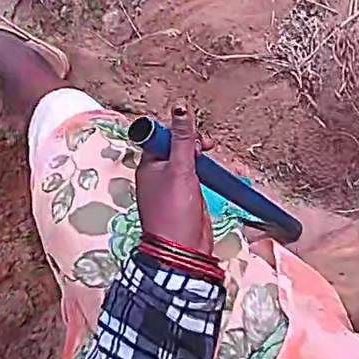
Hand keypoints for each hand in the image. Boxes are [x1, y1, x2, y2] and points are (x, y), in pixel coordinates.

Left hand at [135, 106, 211, 255]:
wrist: (182, 250)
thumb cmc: (175, 211)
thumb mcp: (181, 169)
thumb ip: (183, 139)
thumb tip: (181, 108)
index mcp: (148, 164)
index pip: (160, 135)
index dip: (178, 131)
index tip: (194, 135)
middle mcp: (157, 173)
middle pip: (174, 146)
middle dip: (191, 142)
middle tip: (206, 148)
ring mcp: (170, 185)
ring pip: (185, 159)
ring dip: (198, 156)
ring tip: (208, 157)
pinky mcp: (184, 195)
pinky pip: (192, 174)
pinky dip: (202, 170)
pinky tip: (210, 172)